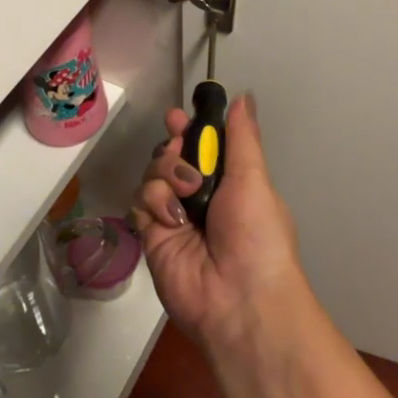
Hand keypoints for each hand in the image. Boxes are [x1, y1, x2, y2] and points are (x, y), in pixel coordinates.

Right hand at [130, 95, 310, 354]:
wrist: (239, 300)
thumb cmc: (257, 235)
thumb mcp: (254, 179)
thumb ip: (242, 137)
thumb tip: (244, 97)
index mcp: (231, 183)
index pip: (203, 145)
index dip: (189, 128)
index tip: (179, 117)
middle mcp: (201, 197)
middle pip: (172, 154)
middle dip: (174, 147)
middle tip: (180, 149)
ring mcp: (174, 217)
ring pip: (153, 173)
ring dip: (167, 174)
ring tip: (188, 194)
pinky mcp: (151, 236)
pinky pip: (140, 202)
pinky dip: (154, 203)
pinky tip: (172, 219)